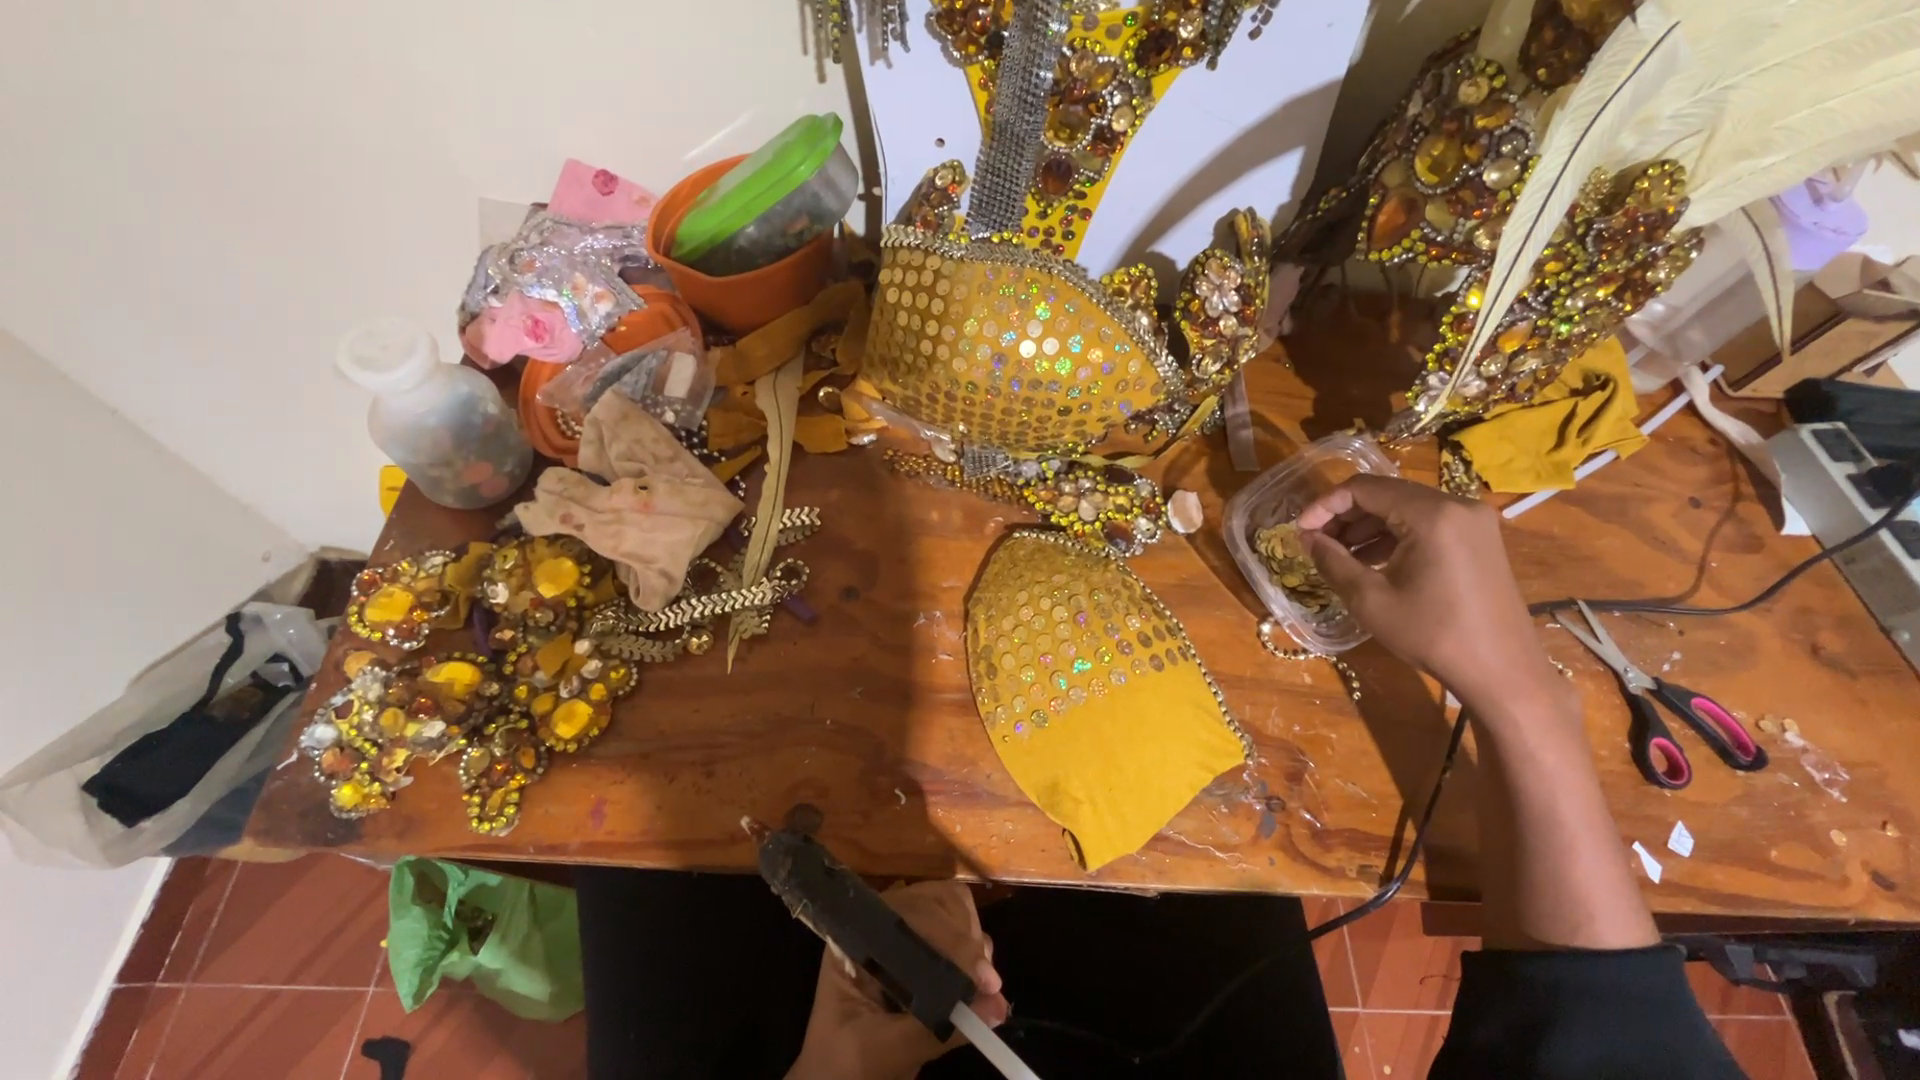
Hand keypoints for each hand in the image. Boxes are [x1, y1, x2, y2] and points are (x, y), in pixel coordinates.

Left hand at [786, 881, 1009, 1079]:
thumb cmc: (846, 1065)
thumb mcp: (884, 1052)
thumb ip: (934, 1031)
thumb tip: (993, 1009)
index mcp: (857, 940)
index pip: (907, 913)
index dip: (947, 935)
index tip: (979, 975)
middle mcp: (880, 926)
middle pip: (936, 901)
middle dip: (965, 939)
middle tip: (987, 984)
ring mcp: (902, 934)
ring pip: (952, 911)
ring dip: (974, 944)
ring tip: (985, 987)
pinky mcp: (922, 950)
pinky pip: (958, 933)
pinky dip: (977, 955)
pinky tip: (983, 988)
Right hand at [1295, 475, 1558, 704]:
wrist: (1502, 671)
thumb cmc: (1432, 634)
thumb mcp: (1370, 599)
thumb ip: (1332, 561)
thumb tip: (1308, 539)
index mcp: (1431, 513)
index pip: (1364, 488)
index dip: (1324, 506)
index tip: (1299, 531)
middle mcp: (1456, 505)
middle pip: (1386, 494)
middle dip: (1344, 516)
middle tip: (1314, 543)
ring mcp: (1472, 521)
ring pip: (1405, 508)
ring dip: (1367, 527)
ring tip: (1337, 555)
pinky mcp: (1479, 539)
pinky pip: (1426, 524)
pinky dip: (1393, 536)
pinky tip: (1370, 562)